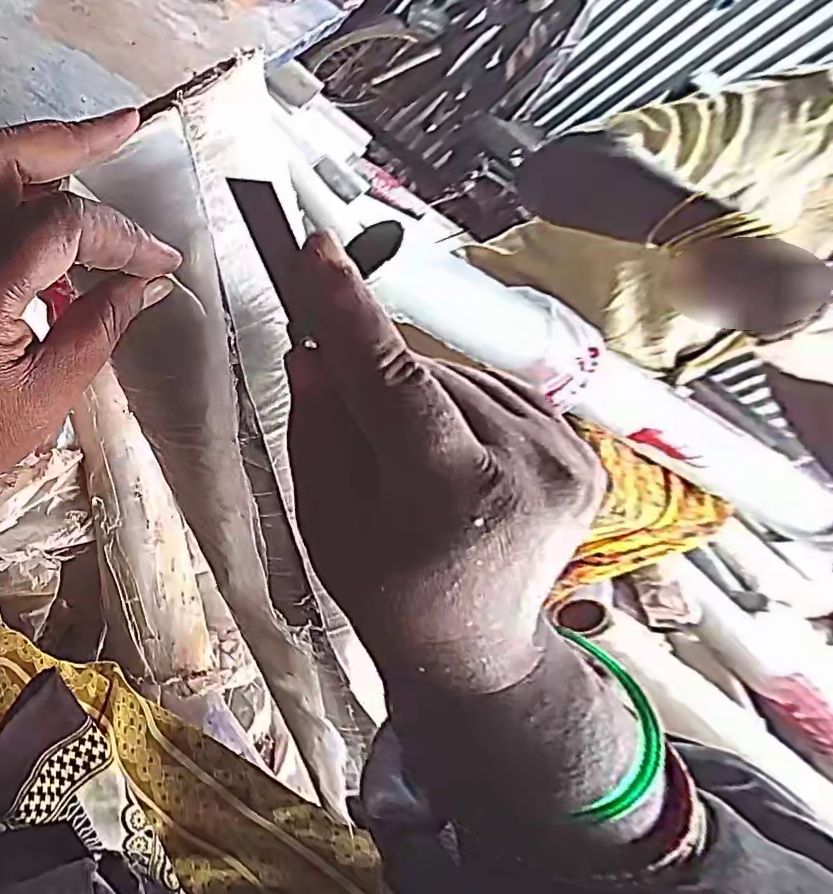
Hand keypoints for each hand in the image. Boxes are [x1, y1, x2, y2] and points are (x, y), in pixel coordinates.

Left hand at [0, 111, 181, 564]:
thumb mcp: (52, 392)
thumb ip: (101, 326)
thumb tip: (146, 280)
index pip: (60, 225)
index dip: (121, 236)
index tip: (156, 261)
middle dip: (66, 140)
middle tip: (123, 129)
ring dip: (25, 146)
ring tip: (79, 151)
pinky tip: (28, 188)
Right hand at [286, 233, 604, 694]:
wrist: (468, 641)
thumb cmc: (380, 584)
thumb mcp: (321, 510)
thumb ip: (318, 427)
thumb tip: (312, 355)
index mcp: (447, 486)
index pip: (389, 374)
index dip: (346, 307)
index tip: (317, 253)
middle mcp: (525, 461)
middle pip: (416, 373)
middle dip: (363, 379)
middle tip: (338, 423)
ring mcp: (566, 455)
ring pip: (451, 377)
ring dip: (403, 392)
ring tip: (390, 451)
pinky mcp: (581, 449)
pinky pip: (488, 391)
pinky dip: (444, 401)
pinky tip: (431, 442)